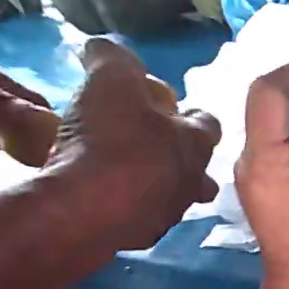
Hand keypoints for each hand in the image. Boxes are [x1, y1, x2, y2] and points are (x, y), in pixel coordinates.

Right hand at [43, 38, 219, 250]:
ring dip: (153, 181)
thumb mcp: (110, 80)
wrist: (81, 210)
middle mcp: (190, 183)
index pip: (207, 123)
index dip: (186, 111)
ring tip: (121, 169)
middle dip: (177, 155)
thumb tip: (102, 49)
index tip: (163, 105)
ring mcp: (167, 216)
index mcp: (194, 143)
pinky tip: (102, 196)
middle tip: (147, 142)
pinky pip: (139, 217)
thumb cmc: (107, 138)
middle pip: (196, 167)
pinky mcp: (138, 239)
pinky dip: (127, 205)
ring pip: (170, 195)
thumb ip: (112, 58)